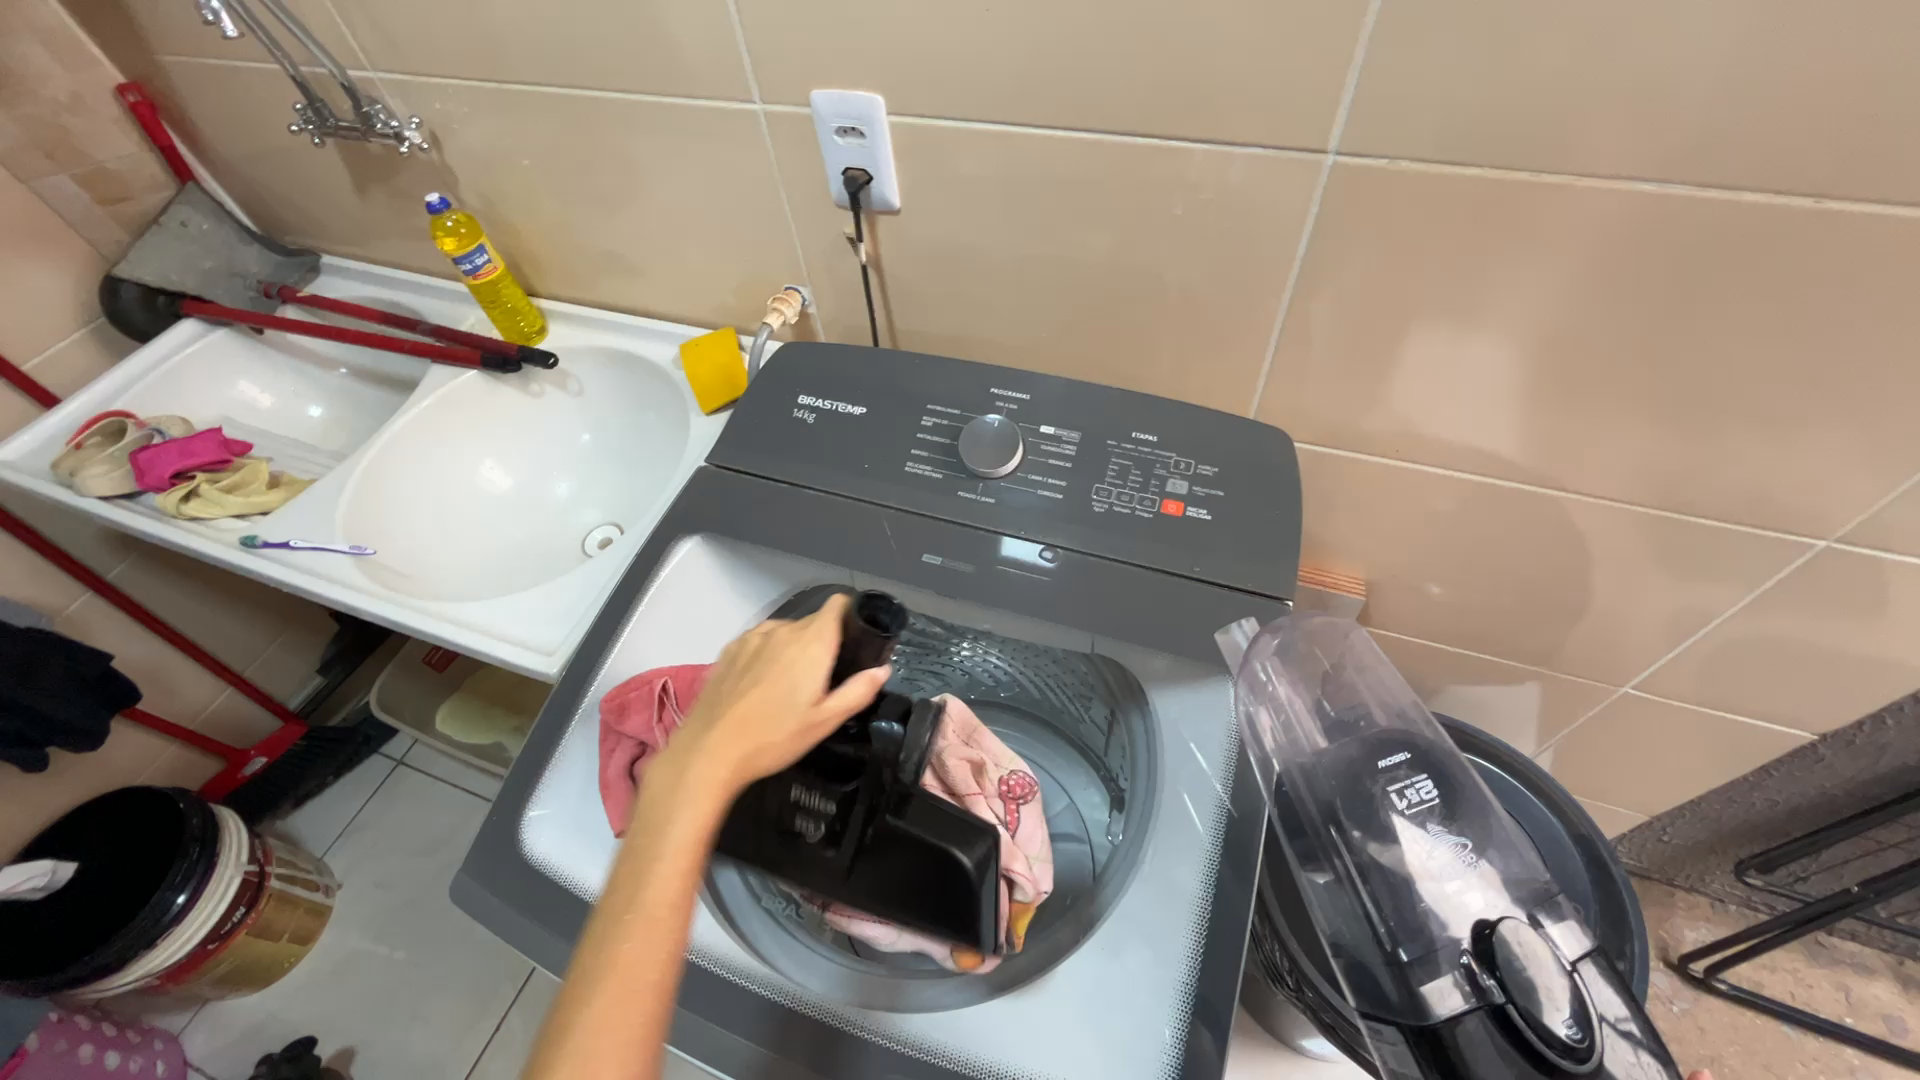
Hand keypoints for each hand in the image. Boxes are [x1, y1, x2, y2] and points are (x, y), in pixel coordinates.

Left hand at [653, 593, 889, 799]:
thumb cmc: (775, 737)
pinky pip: (760, 641)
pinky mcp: (730, 649)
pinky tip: (762, 685)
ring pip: (785, 632)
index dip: (851, 614)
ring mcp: (752, 637)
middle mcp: (783, 630)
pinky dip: (769, 654)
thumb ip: (858, 691)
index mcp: (812, 642)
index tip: (857, 638)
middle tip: (826, 678)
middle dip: (825, 642)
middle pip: (814, 622)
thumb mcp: (825, 722)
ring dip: (795, 648)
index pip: (838, 604)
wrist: (709, 751)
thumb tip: (882, 669)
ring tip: (791, 685)